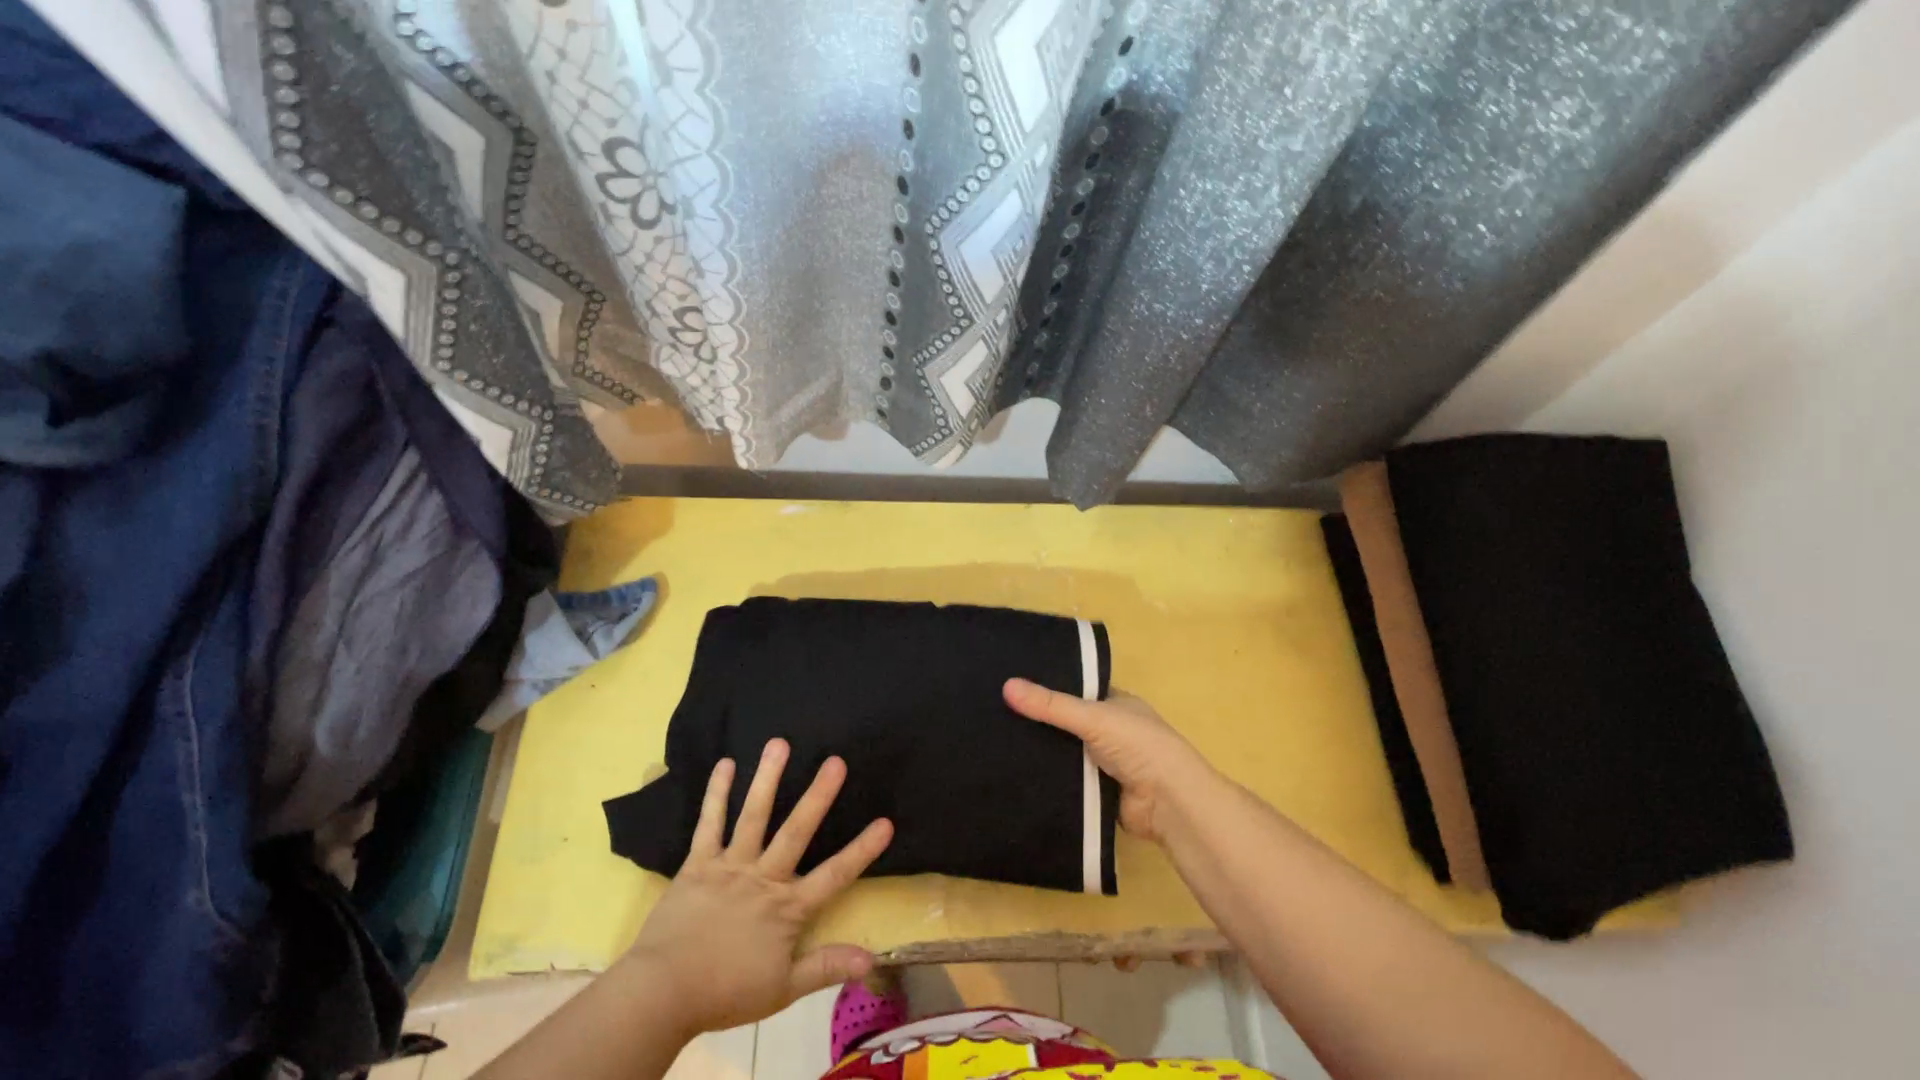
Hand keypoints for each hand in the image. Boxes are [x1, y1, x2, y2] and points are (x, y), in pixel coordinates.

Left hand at [622, 739, 893, 1036]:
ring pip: (753, 816)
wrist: (663, 992)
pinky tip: (725, 765)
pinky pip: (709, 824)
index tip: (886, 822)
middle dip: (818, 795)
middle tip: (836, 761)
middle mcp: (763, 878)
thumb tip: (873, 959)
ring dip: (767, 779)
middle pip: (796, 832)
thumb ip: (827, 966)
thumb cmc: (725, 993)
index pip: (834, 875)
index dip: (861, 850)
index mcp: (787, 909)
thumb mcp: (783, 989)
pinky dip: (717, 794)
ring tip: (779, 744)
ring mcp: (728, 867)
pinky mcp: (697, 864)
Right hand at [1002, 678, 1219, 843]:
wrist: (1167, 803)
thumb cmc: (1139, 747)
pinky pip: (1065, 782)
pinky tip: (1014, 774)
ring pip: (1064, 754)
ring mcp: (1104, 764)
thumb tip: (1006, 685)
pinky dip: (1047, 780)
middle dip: (1039, 723)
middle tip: (993, 716)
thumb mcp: (1093, 717)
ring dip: (1041, 754)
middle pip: (1067, 724)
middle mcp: (1111, 731)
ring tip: (994, 743)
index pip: (1077, 691)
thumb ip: (1051, 705)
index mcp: (1116, 705)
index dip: (1048, 688)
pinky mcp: (1096, 793)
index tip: (1010, 686)